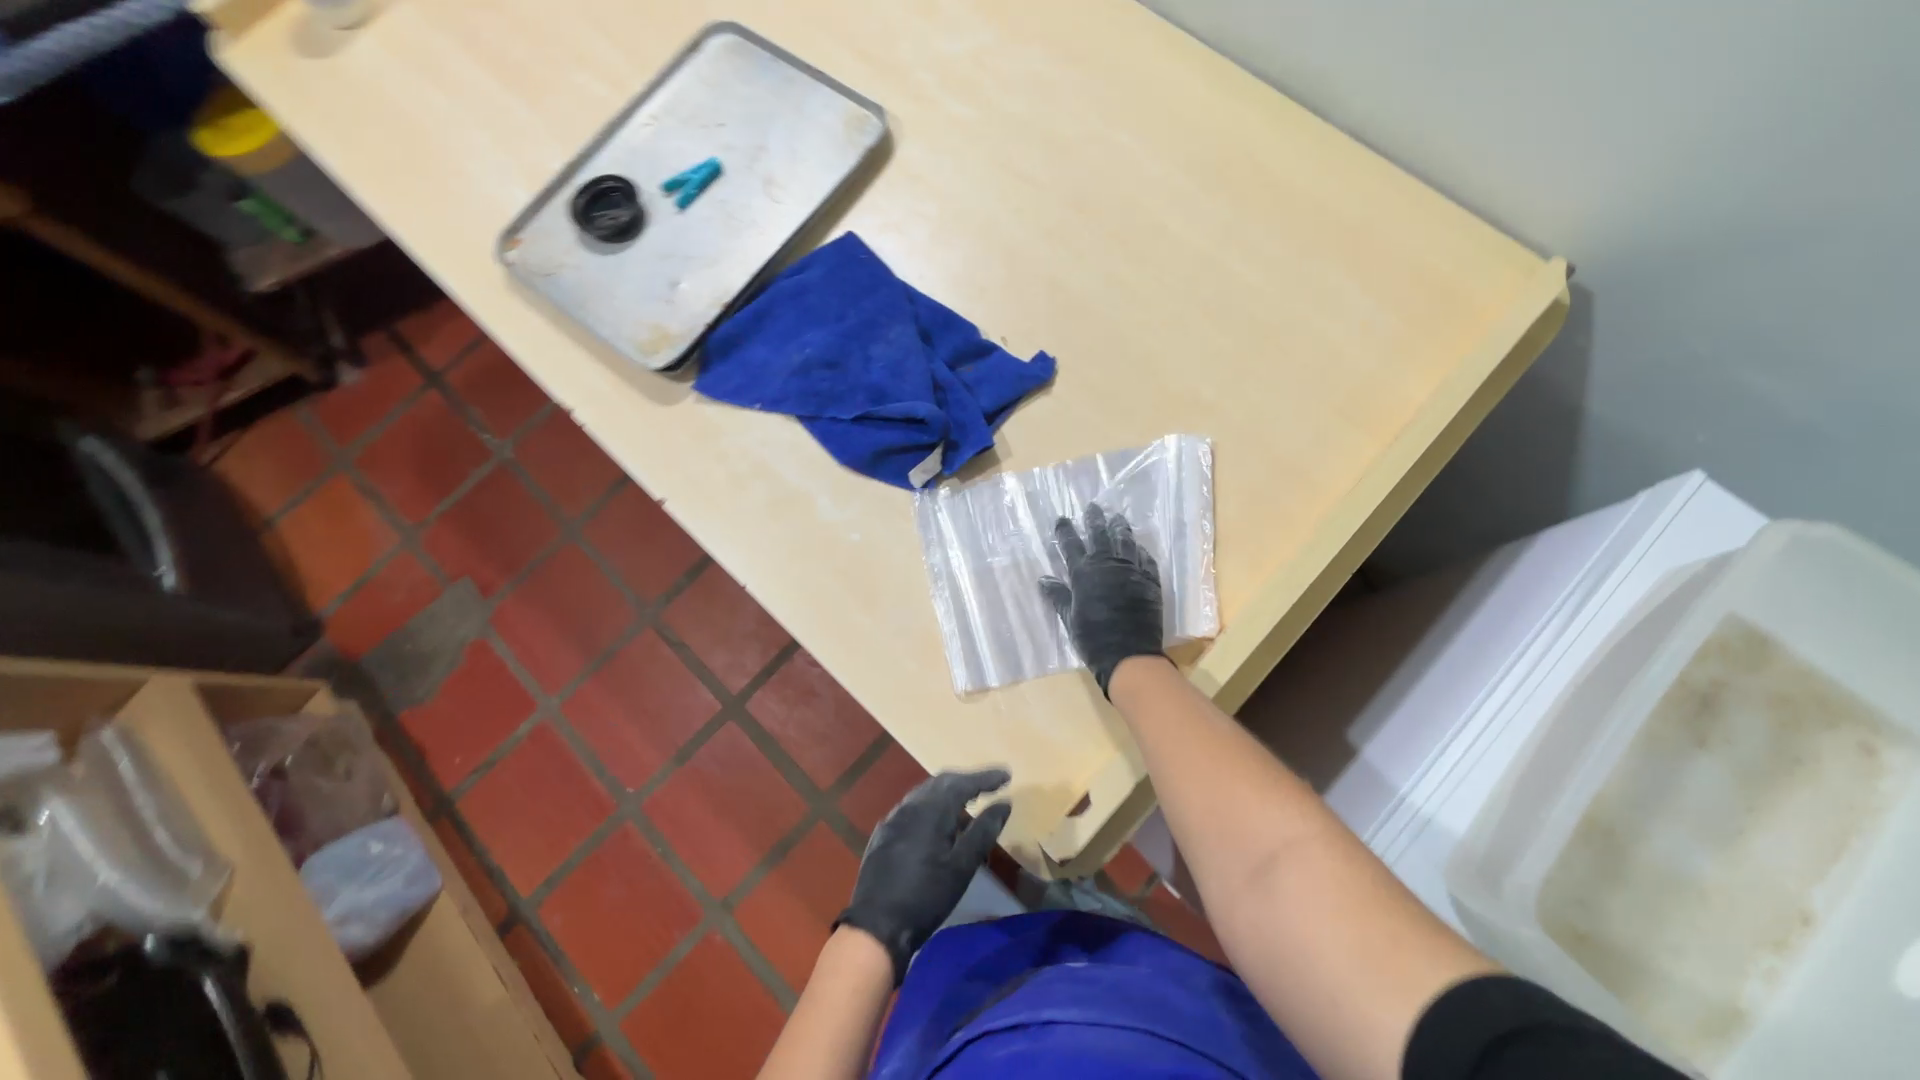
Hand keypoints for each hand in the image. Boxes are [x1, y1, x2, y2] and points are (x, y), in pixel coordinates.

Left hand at [837, 768, 1012, 983]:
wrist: (877, 925)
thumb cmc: (926, 897)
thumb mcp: (962, 867)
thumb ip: (984, 831)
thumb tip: (1004, 803)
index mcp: (930, 811)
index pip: (962, 783)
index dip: (986, 777)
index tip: (1007, 775)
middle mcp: (909, 806)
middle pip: (941, 782)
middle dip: (967, 780)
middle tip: (990, 785)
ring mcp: (893, 819)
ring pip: (924, 792)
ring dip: (948, 790)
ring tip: (968, 799)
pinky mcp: (883, 833)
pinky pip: (912, 807)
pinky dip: (932, 804)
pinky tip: (938, 820)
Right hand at [1039, 503, 1164, 696]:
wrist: (1129, 653)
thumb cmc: (1092, 638)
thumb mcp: (1069, 618)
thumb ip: (1058, 596)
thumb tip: (1043, 579)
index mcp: (1084, 574)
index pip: (1071, 545)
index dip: (1065, 531)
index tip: (1062, 518)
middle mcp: (1107, 565)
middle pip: (1100, 535)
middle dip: (1095, 519)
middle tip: (1094, 507)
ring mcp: (1131, 570)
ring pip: (1125, 541)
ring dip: (1120, 528)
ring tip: (1117, 518)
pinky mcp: (1150, 580)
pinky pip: (1145, 558)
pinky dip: (1140, 549)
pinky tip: (1138, 546)